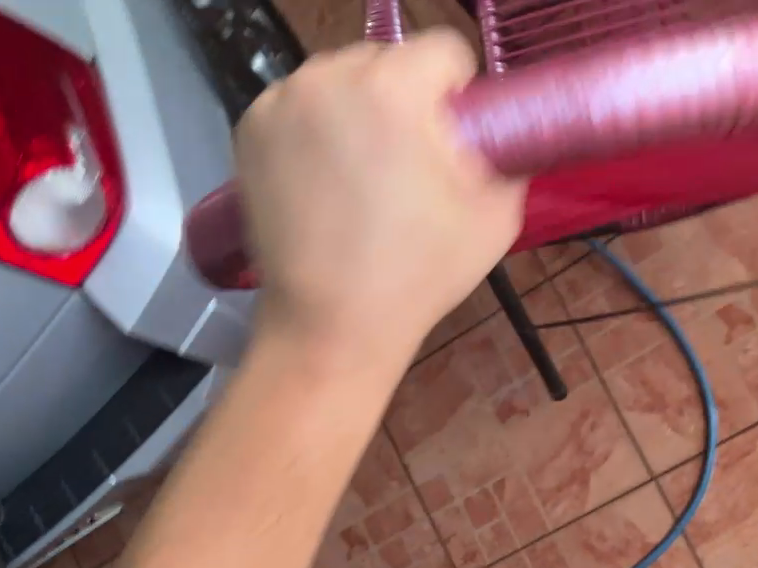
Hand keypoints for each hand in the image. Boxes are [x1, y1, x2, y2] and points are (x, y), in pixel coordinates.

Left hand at [235, 31, 526, 371]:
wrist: (332, 327)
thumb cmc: (419, 277)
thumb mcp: (494, 220)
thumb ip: (508, 154)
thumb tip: (496, 130)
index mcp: (395, 90)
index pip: (445, 50)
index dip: (459, 97)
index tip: (453, 145)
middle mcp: (330, 76)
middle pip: (388, 60)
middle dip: (405, 103)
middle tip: (406, 172)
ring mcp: (282, 101)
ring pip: (340, 81)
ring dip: (358, 114)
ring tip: (361, 182)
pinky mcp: (249, 128)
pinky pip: (300, 107)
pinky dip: (315, 133)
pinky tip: (324, 185)